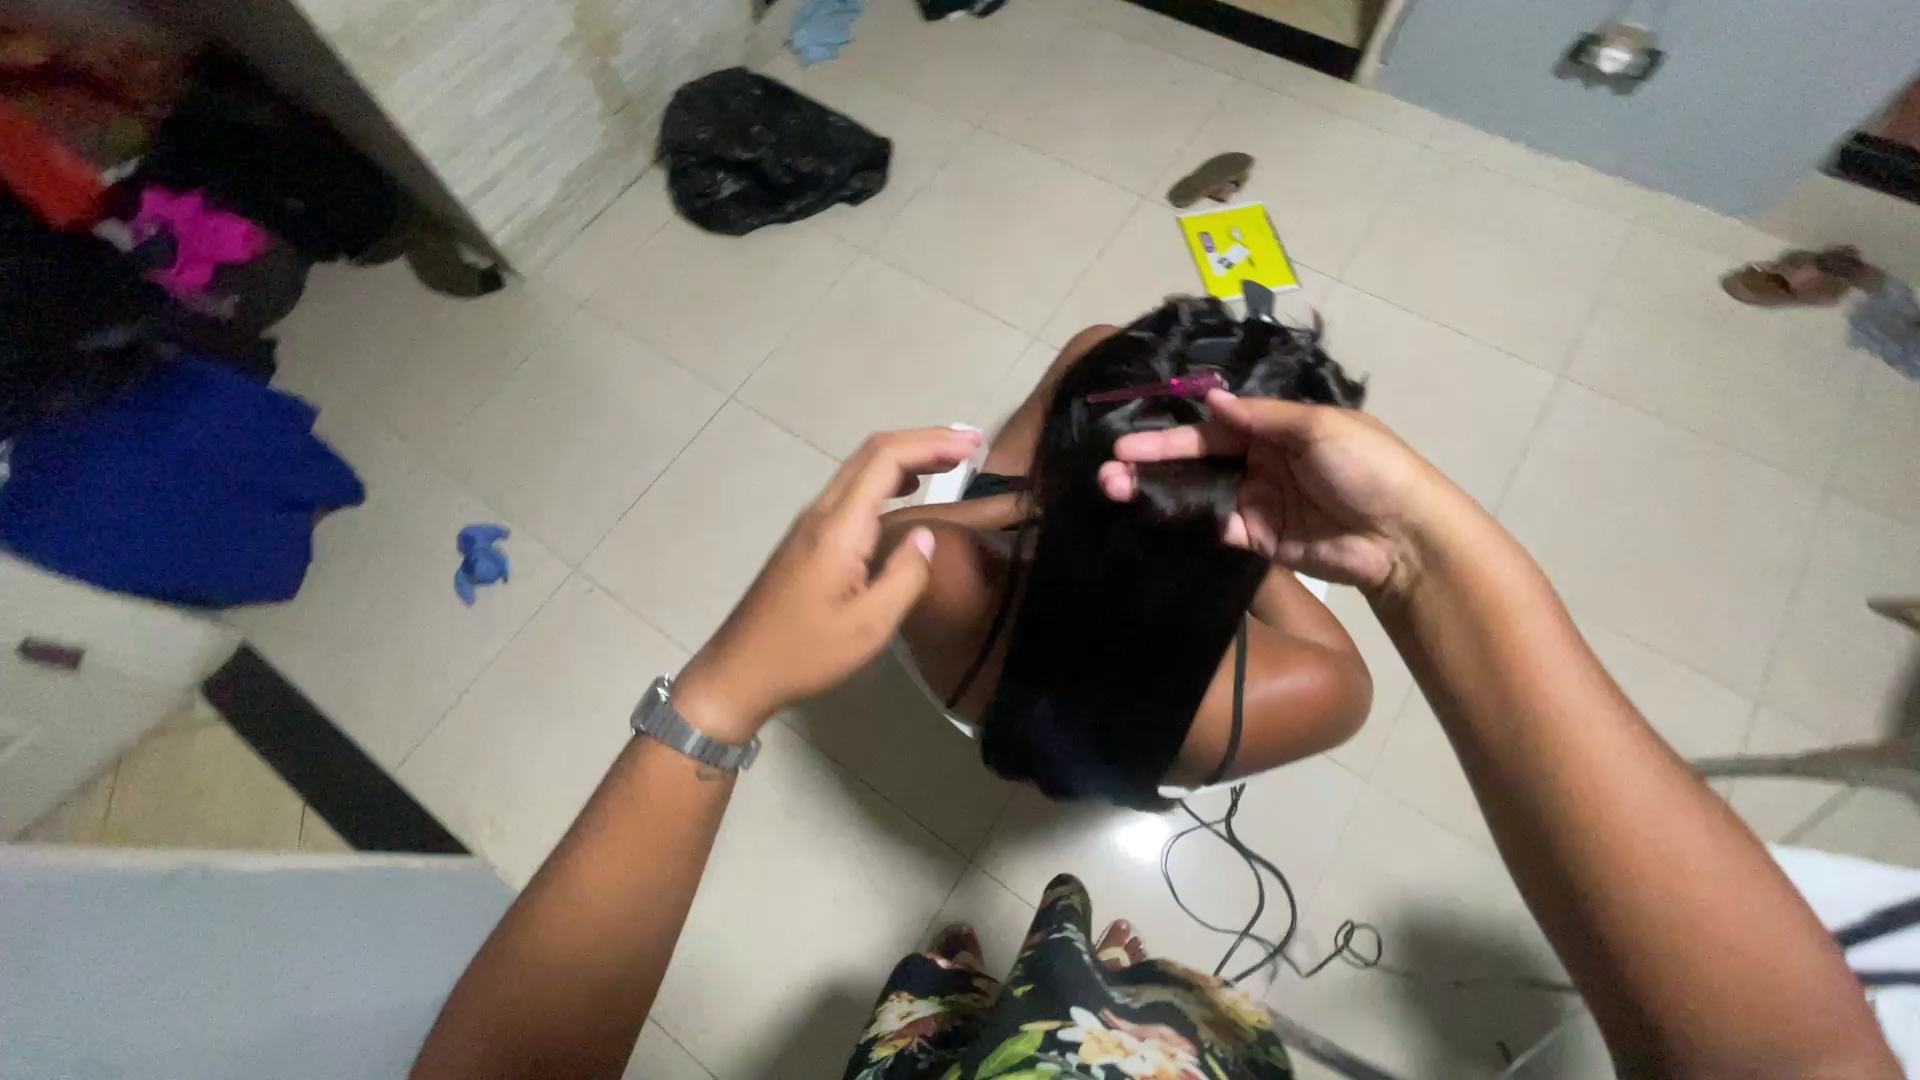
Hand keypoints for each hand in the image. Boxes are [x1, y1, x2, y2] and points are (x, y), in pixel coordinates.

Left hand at [673, 427, 981, 740]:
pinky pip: (852, 489)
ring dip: (906, 456)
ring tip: (948, 462)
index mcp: (838, 528)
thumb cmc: (805, 653)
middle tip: (970, 445)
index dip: (932, 444)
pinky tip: (907, 491)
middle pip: (872, 452)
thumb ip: (905, 576)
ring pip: (860, 468)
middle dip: (923, 440)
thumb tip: (926, 536)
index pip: (885, 459)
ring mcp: (810, 523)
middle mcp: (821, 512)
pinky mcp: (807, 538)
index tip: (972, 446)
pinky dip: (887, 478)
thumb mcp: (869, 626)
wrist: (739, 671)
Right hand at [1096, 390, 1463, 594]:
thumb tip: (1211, 398)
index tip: (1129, 443)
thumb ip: (1261, 416)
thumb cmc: (1368, 467)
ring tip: (1116, 492)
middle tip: (1109, 471)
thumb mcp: (1320, 426)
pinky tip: (1156, 516)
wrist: (1403, 537)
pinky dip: (1188, 521)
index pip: (1212, 429)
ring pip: (1197, 493)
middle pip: (1196, 460)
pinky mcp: (1257, 537)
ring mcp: (1255, 501)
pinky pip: (1215, 525)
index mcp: (1275, 429)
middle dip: (1152, 464)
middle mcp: (1259, 462)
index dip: (1171, 436)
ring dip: (1157, 492)